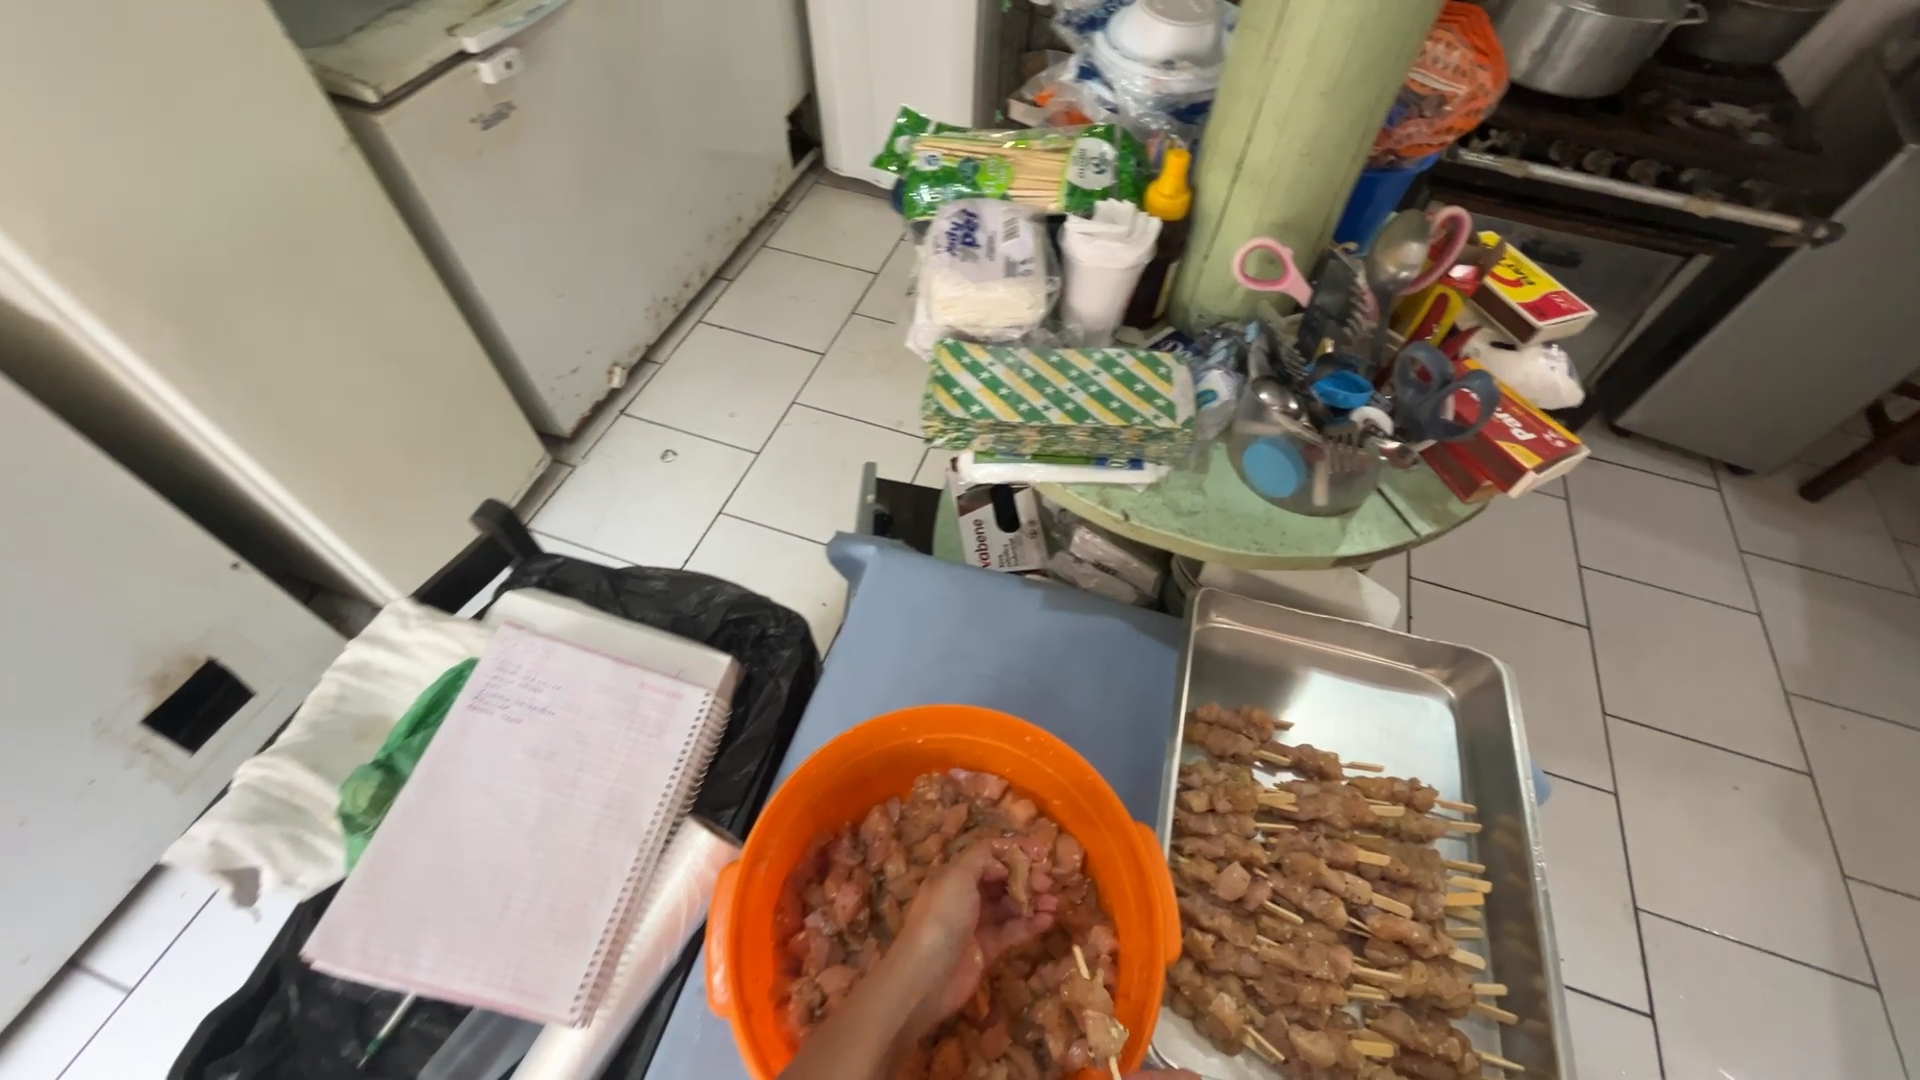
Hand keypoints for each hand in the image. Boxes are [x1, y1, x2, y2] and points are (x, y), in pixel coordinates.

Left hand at [887, 842, 1052, 1032]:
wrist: (927, 975)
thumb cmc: (942, 916)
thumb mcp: (958, 875)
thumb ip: (982, 857)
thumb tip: (1004, 861)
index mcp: (956, 873)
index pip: (989, 854)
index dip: (1015, 850)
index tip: (1042, 852)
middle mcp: (966, 895)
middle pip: (1002, 879)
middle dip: (1026, 877)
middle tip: (1048, 883)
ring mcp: (977, 922)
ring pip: (1010, 905)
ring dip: (1033, 900)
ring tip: (1054, 903)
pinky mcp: (988, 948)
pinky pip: (1013, 930)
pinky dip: (1030, 924)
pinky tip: (1047, 920)